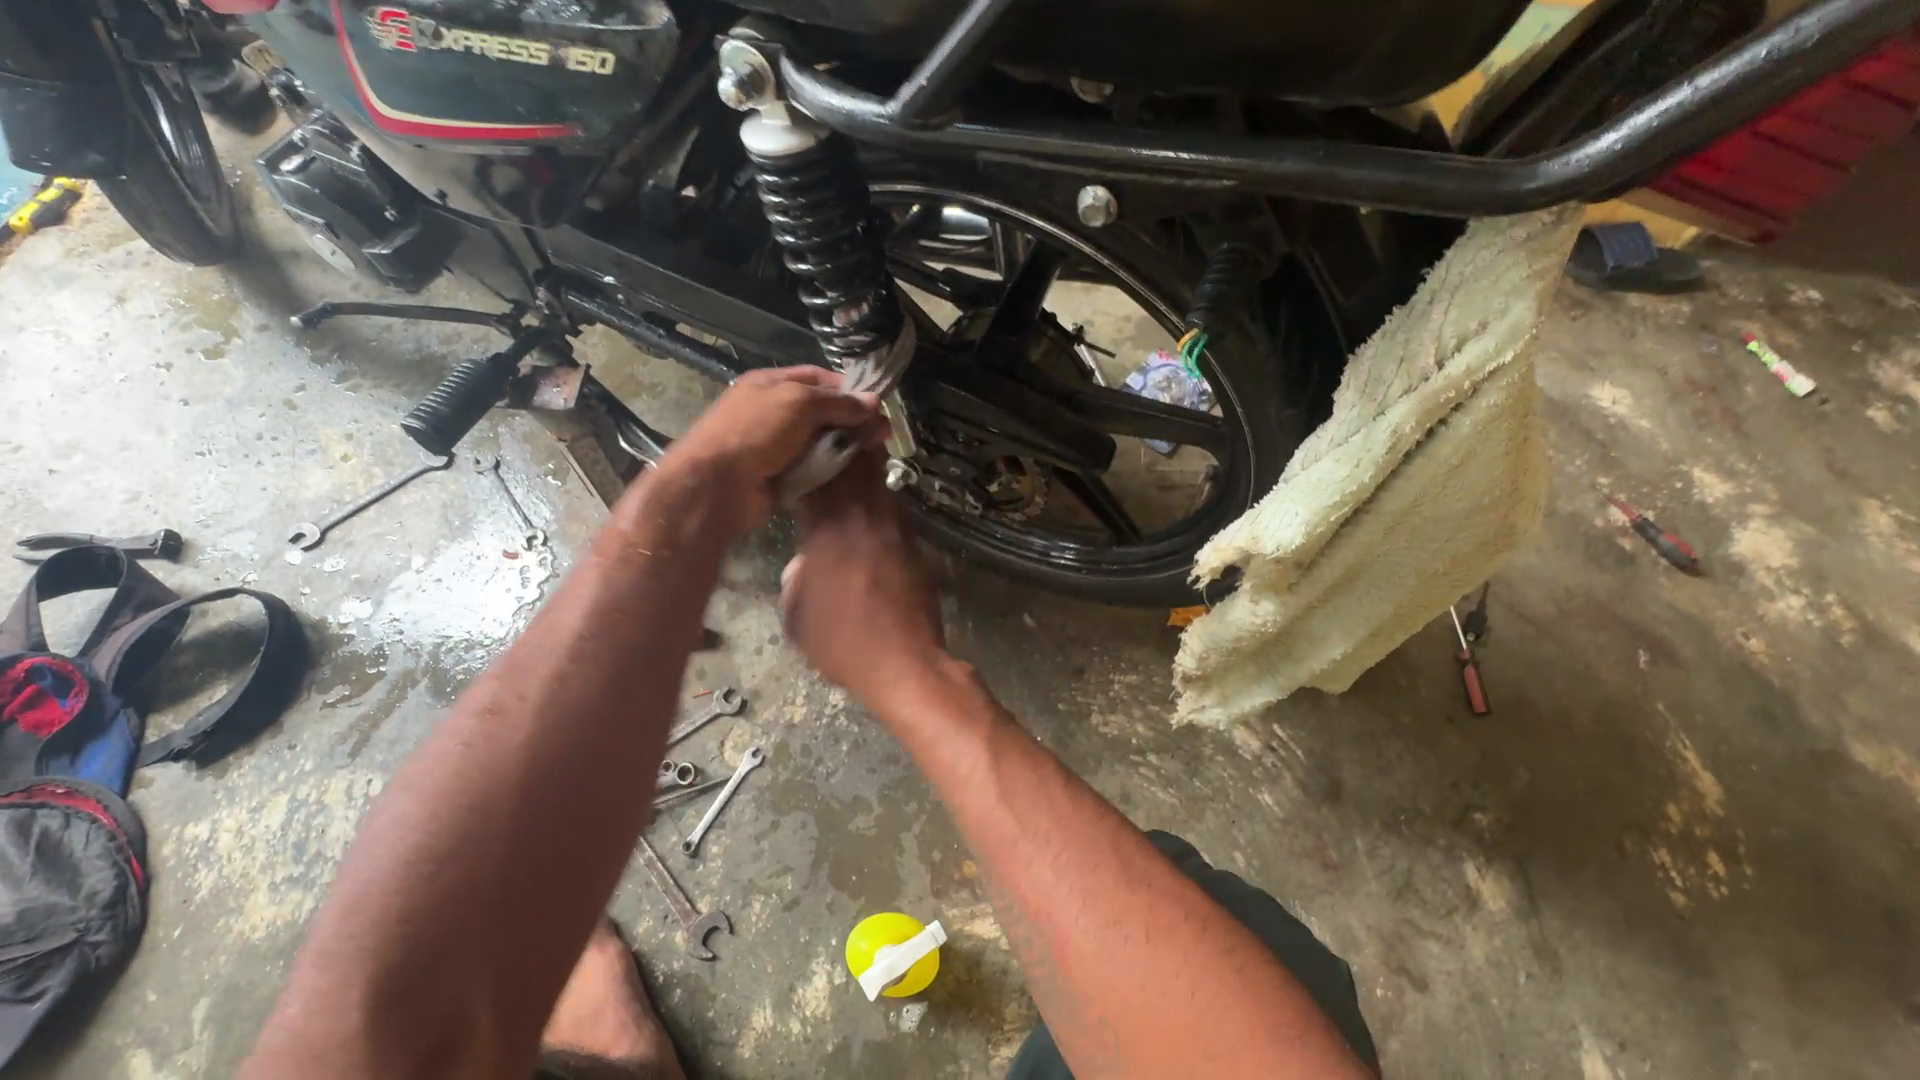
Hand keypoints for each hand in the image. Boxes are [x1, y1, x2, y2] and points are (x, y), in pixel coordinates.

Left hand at [661, 366, 886, 534]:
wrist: (718, 484)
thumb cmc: (755, 431)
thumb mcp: (799, 404)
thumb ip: (838, 402)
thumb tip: (874, 401)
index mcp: (771, 384)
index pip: (817, 378)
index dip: (847, 388)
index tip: (875, 403)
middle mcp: (774, 411)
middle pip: (822, 411)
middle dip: (852, 420)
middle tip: (883, 433)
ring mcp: (776, 445)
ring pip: (820, 441)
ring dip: (845, 446)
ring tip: (874, 452)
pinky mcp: (781, 475)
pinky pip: (813, 467)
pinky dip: (831, 468)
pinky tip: (853, 472)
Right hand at [780, 449, 950, 713]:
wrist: (904, 664)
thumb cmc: (842, 643)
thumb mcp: (796, 613)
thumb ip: (794, 576)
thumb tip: (803, 560)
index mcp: (828, 529)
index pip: (815, 475)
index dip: (805, 461)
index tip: (796, 458)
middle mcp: (864, 518)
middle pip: (854, 465)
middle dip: (840, 451)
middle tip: (826, 446)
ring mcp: (895, 529)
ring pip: (878, 483)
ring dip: (863, 472)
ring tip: (846, 472)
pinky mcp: (914, 546)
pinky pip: (893, 511)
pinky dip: (879, 504)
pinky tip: (867, 517)